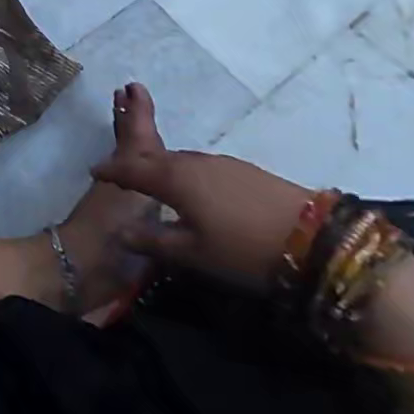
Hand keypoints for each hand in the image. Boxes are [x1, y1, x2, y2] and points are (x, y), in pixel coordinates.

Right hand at [90, 97, 313, 292]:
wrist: (319, 241)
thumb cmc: (244, 249)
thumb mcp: (193, 254)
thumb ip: (152, 241)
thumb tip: (119, 232)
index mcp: (171, 178)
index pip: (130, 169)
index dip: (111, 170)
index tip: (94, 171)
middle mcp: (191, 162)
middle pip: (154, 160)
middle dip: (135, 166)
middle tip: (122, 175)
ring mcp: (220, 163)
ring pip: (180, 163)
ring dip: (163, 170)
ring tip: (156, 184)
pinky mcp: (245, 170)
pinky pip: (202, 168)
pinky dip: (188, 175)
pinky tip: (196, 193)